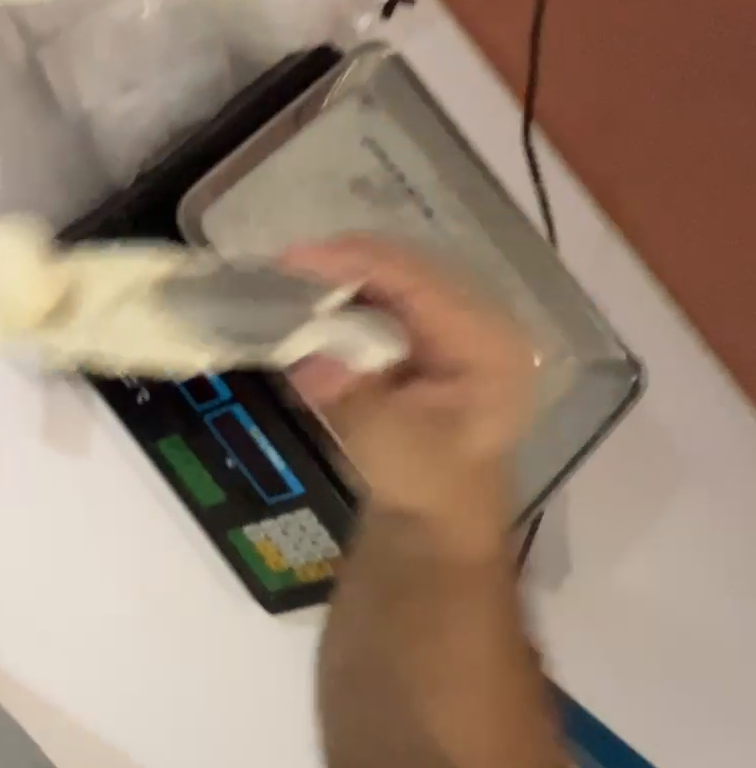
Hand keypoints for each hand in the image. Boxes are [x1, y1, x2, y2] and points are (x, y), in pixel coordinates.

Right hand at [282, 236, 538, 554]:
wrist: (436, 509)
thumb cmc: (422, 479)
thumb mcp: (388, 443)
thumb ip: (354, 396)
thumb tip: (313, 362)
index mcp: (487, 343)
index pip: (417, 281)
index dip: (353, 262)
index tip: (289, 260)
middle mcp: (480, 319)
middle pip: (406, 265)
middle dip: (342, 259)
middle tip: (279, 265)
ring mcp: (457, 322)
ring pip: (393, 272)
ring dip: (340, 270)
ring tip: (286, 274)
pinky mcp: (429, 331)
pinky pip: (384, 290)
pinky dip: (344, 287)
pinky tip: (310, 295)